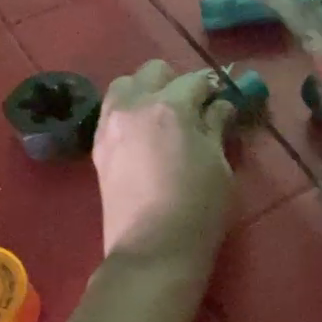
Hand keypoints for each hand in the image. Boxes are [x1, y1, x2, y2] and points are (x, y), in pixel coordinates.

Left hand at [94, 60, 237, 264]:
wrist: (153, 250)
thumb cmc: (199, 208)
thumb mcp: (219, 165)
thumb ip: (216, 127)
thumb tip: (220, 106)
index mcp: (169, 106)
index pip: (195, 80)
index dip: (212, 89)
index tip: (223, 102)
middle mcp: (134, 106)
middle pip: (153, 72)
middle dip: (175, 82)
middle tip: (193, 109)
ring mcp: (110, 126)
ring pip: (125, 86)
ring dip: (146, 93)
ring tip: (163, 120)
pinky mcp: (98, 148)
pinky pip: (112, 113)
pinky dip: (129, 113)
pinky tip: (145, 137)